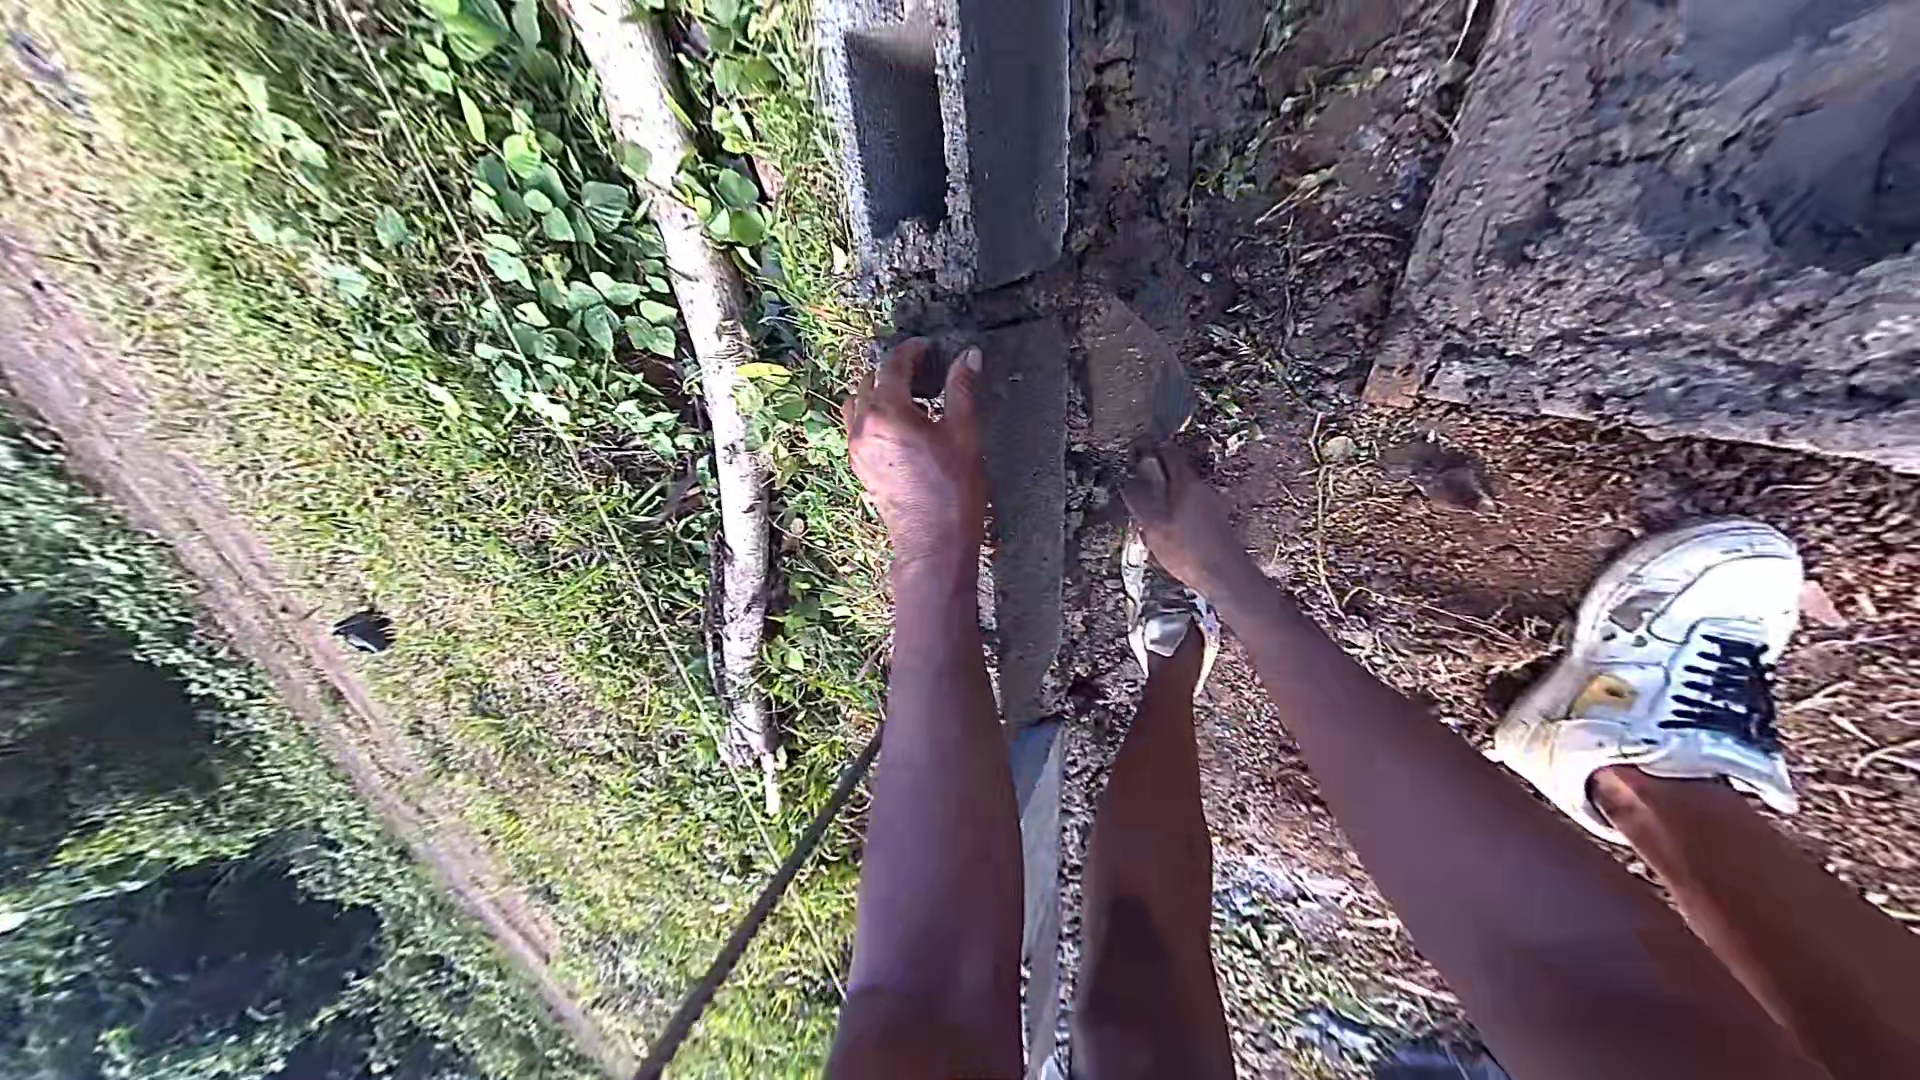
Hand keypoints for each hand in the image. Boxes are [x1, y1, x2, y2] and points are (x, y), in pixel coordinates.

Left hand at [843, 339, 987, 568]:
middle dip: (894, 371)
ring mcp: (856, 448)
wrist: (933, 541)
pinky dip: (873, 415)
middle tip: (924, 372)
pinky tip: (901, 427)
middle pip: (870, 381)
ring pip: (858, 404)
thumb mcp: (964, 433)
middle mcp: (863, 427)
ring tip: (911, 399)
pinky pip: (857, 427)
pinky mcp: (859, 466)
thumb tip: (968, 358)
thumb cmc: (952, 491)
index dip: (912, 351)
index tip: (927, 348)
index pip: (893, 366)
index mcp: (887, 413)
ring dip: (879, 392)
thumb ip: (962, 390)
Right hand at [1122, 446, 1264, 596]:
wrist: (1225, 576)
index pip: (1170, 454)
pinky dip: (1177, 514)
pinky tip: (1168, 534)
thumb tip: (1127, 484)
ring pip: (1183, 494)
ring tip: (1150, 517)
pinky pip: (1191, 510)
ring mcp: (1212, 506)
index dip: (1152, 450)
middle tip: (1139, 488)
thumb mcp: (1153, 526)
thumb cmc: (1189, 551)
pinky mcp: (1216, 523)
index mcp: (1186, 485)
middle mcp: (1203, 490)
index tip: (1138, 452)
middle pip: (1177, 474)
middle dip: (1157, 479)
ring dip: (1166, 499)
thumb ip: (1139, 502)